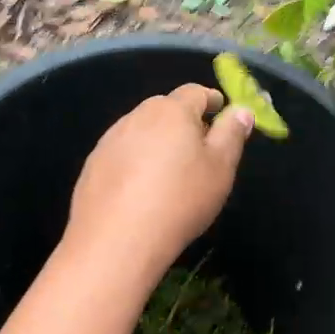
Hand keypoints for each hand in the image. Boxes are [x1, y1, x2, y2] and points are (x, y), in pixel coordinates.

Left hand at [66, 85, 253, 276]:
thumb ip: (232, 134)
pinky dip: (135, 162)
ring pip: (142, 131)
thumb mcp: (220, 168)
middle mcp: (137, 116)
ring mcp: (110, 140)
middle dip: (184, 121)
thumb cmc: (180, 200)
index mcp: (172, 111)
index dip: (212, 100)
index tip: (221, 112)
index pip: (195, 92)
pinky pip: (122, 153)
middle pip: (166, 109)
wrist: (116, 241)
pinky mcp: (93, 165)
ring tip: (170, 172)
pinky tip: (141, 190)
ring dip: (158, 141)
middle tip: (199, 148)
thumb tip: (241, 110)